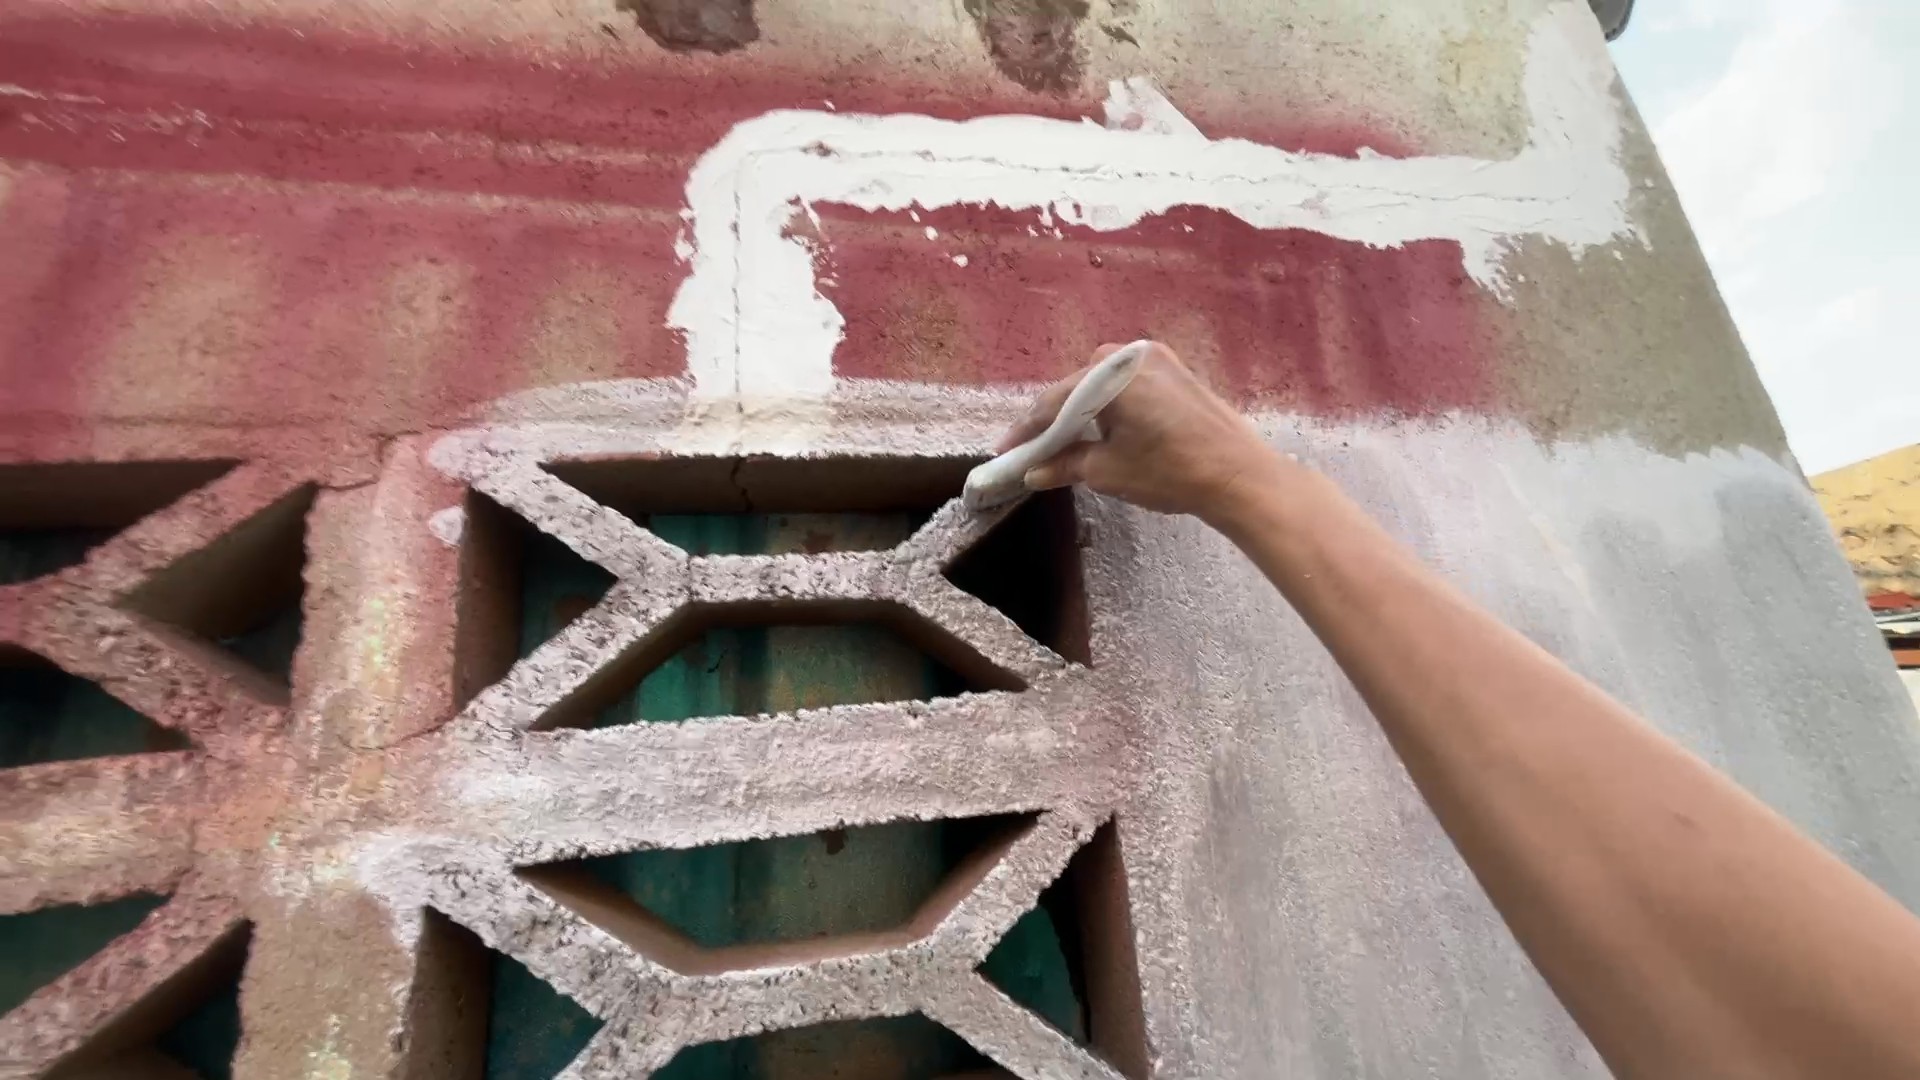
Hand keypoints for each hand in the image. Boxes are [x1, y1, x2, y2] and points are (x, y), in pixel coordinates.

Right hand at [994, 341, 1283, 520]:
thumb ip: (1064, 466)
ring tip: (1064, 443)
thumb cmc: (1168, 471)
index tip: (1006, 452)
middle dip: (1054, 420)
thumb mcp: (1107, 471)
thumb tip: (1033, 473)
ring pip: (1101, 386)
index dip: (1028, 432)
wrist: (1238, 475)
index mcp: (1110, 374)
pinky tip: (1101, 430)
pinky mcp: (1174, 371)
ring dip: (1082, 413)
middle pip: (1077, 389)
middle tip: (1034, 449)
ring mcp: (1156, 358)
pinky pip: (1126, 385)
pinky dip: (1108, 407)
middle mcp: (1130, 355)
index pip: (1055, 403)